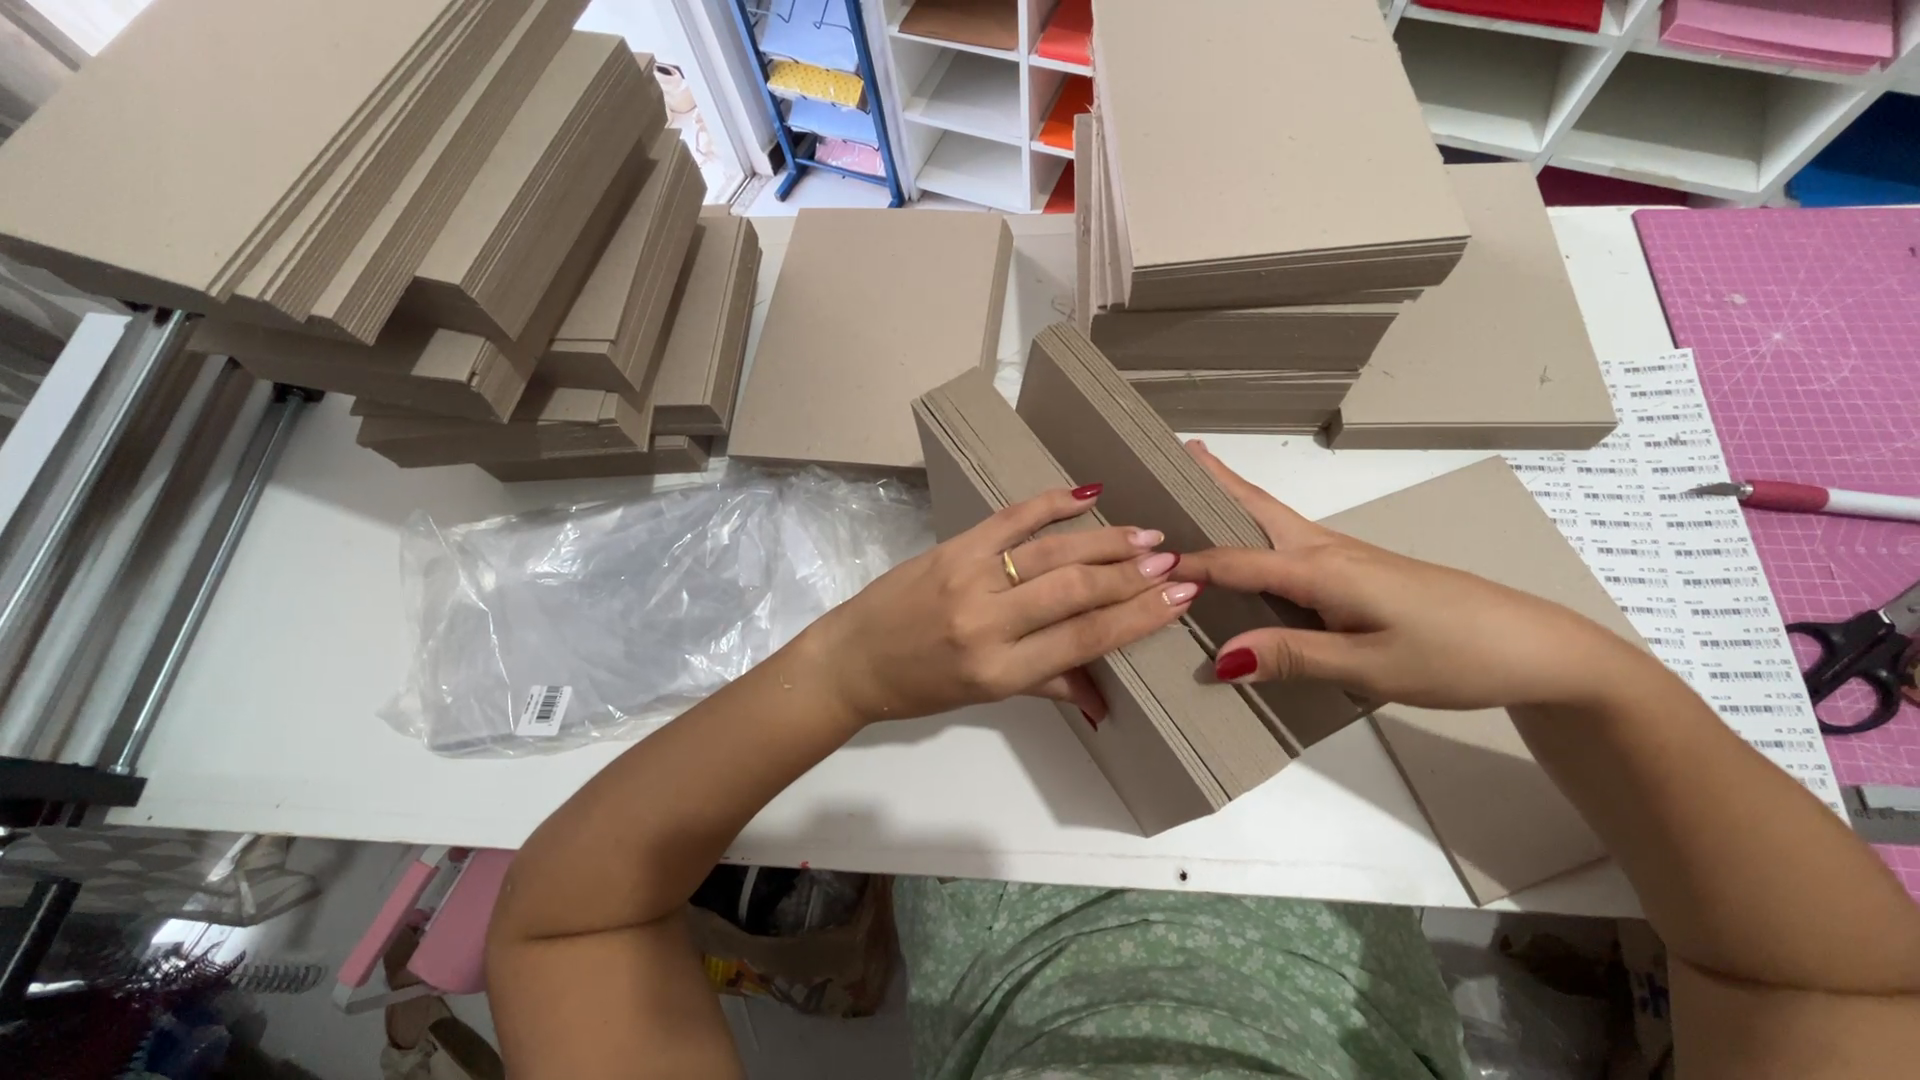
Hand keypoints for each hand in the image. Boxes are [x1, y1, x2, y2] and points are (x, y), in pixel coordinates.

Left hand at [803, 485, 1200, 723]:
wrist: (852, 660)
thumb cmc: (920, 688)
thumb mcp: (987, 697)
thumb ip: (1050, 686)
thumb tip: (1107, 698)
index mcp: (1001, 670)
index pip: (1086, 639)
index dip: (1140, 616)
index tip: (1181, 596)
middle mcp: (988, 622)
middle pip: (1077, 590)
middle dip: (1132, 575)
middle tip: (1175, 561)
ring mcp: (968, 578)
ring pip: (1051, 552)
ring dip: (1105, 541)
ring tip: (1147, 535)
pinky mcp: (951, 547)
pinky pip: (1010, 519)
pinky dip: (1050, 503)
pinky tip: (1087, 494)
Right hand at [1176, 442, 1649, 710]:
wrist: (1534, 647)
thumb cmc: (1453, 655)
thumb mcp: (1370, 667)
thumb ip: (1293, 657)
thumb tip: (1220, 656)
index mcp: (1323, 571)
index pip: (1238, 561)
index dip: (1191, 565)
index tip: (1142, 564)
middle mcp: (1328, 552)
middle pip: (1258, 508)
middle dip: (1216, 481)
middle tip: (1176, 452)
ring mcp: (1346, 558)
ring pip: (1274, 520)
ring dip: (1234, 498)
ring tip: (1198, 482)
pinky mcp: (1360, 572)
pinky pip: (1291, 542)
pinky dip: (1257, 528)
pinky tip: (1253, 548)